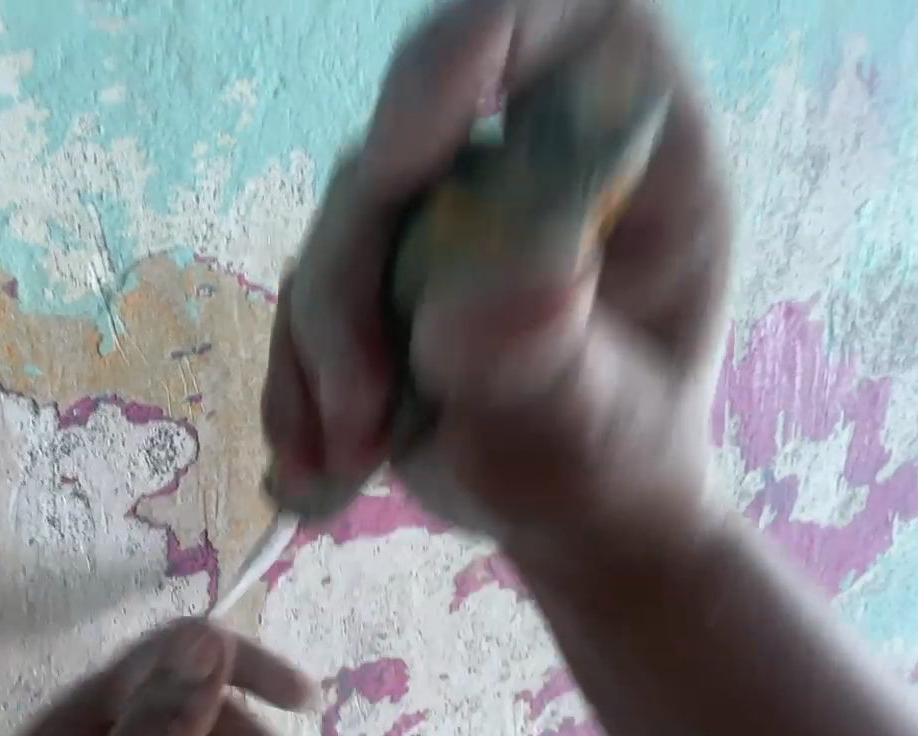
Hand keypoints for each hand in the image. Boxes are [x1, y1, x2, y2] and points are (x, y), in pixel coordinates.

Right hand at [264, 0, 733, 573]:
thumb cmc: (601, 466)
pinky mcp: (367, 281)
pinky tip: (318, 458)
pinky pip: (297, 311)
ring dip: (315, 364)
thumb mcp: (590, 435)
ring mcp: (429, 226)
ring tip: (348, 462)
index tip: (396, 158)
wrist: (551, 507)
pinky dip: (293, 389)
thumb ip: (543, 362)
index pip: (562, 27)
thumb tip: (471, 296)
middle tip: (358, 417)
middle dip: (349, 301)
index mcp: (624, 167)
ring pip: (326, 246)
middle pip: (388, 164)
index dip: (467, 51)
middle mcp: (514, 173)